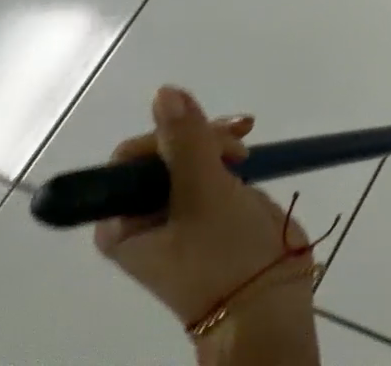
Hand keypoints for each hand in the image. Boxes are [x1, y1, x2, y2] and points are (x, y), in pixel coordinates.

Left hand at [94, 87, 313, 329]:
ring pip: (191, 158)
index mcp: (122, 222)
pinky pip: (213, 172)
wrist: (268, 298)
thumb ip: (188, 142)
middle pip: (163, 153)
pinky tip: (252, 157)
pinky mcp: (214, 212)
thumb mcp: (205, 195)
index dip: (170, 139)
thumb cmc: (225, 254)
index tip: (213, 138)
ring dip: (220, 145)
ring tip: (250, 148)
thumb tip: (166, 91)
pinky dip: (232, 159)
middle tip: (242, 136)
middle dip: (202, 138)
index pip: (130, 159)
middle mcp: (144, 216)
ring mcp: (181, 213)